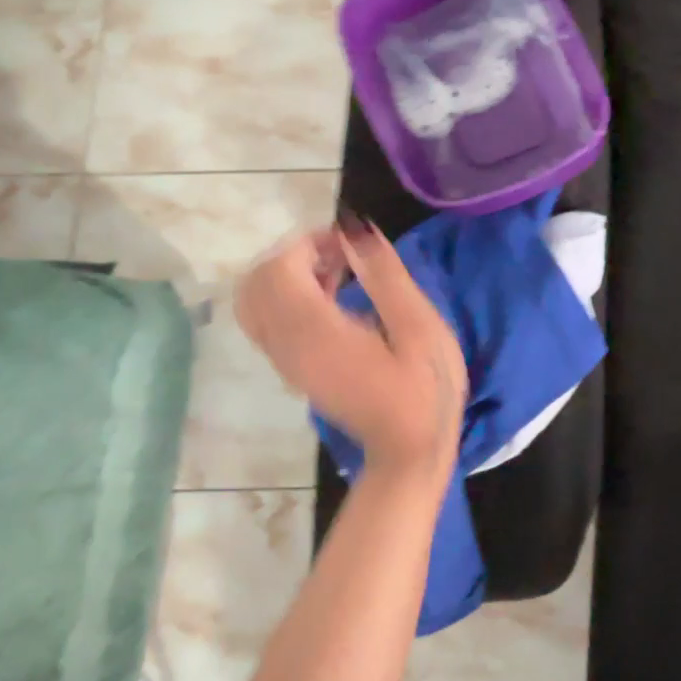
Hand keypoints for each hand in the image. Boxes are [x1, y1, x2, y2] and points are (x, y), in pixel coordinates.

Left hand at [235, 216, 466, 480]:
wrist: (410, 450)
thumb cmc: (424, 387)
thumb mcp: (418, 326)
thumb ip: (384, 275)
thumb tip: (355, 229)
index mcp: (315, 331)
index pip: (279, 268)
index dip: (309, 241)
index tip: (353, 241)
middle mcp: (287, 344)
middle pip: (258, 282)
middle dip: (295, 254)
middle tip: (345, 252)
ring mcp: (286, 361)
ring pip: (257, 301)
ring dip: (291, 274)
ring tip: (343, 270)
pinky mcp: (294, 370)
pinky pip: (269, 320)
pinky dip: (290, 296)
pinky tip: (337, 297)